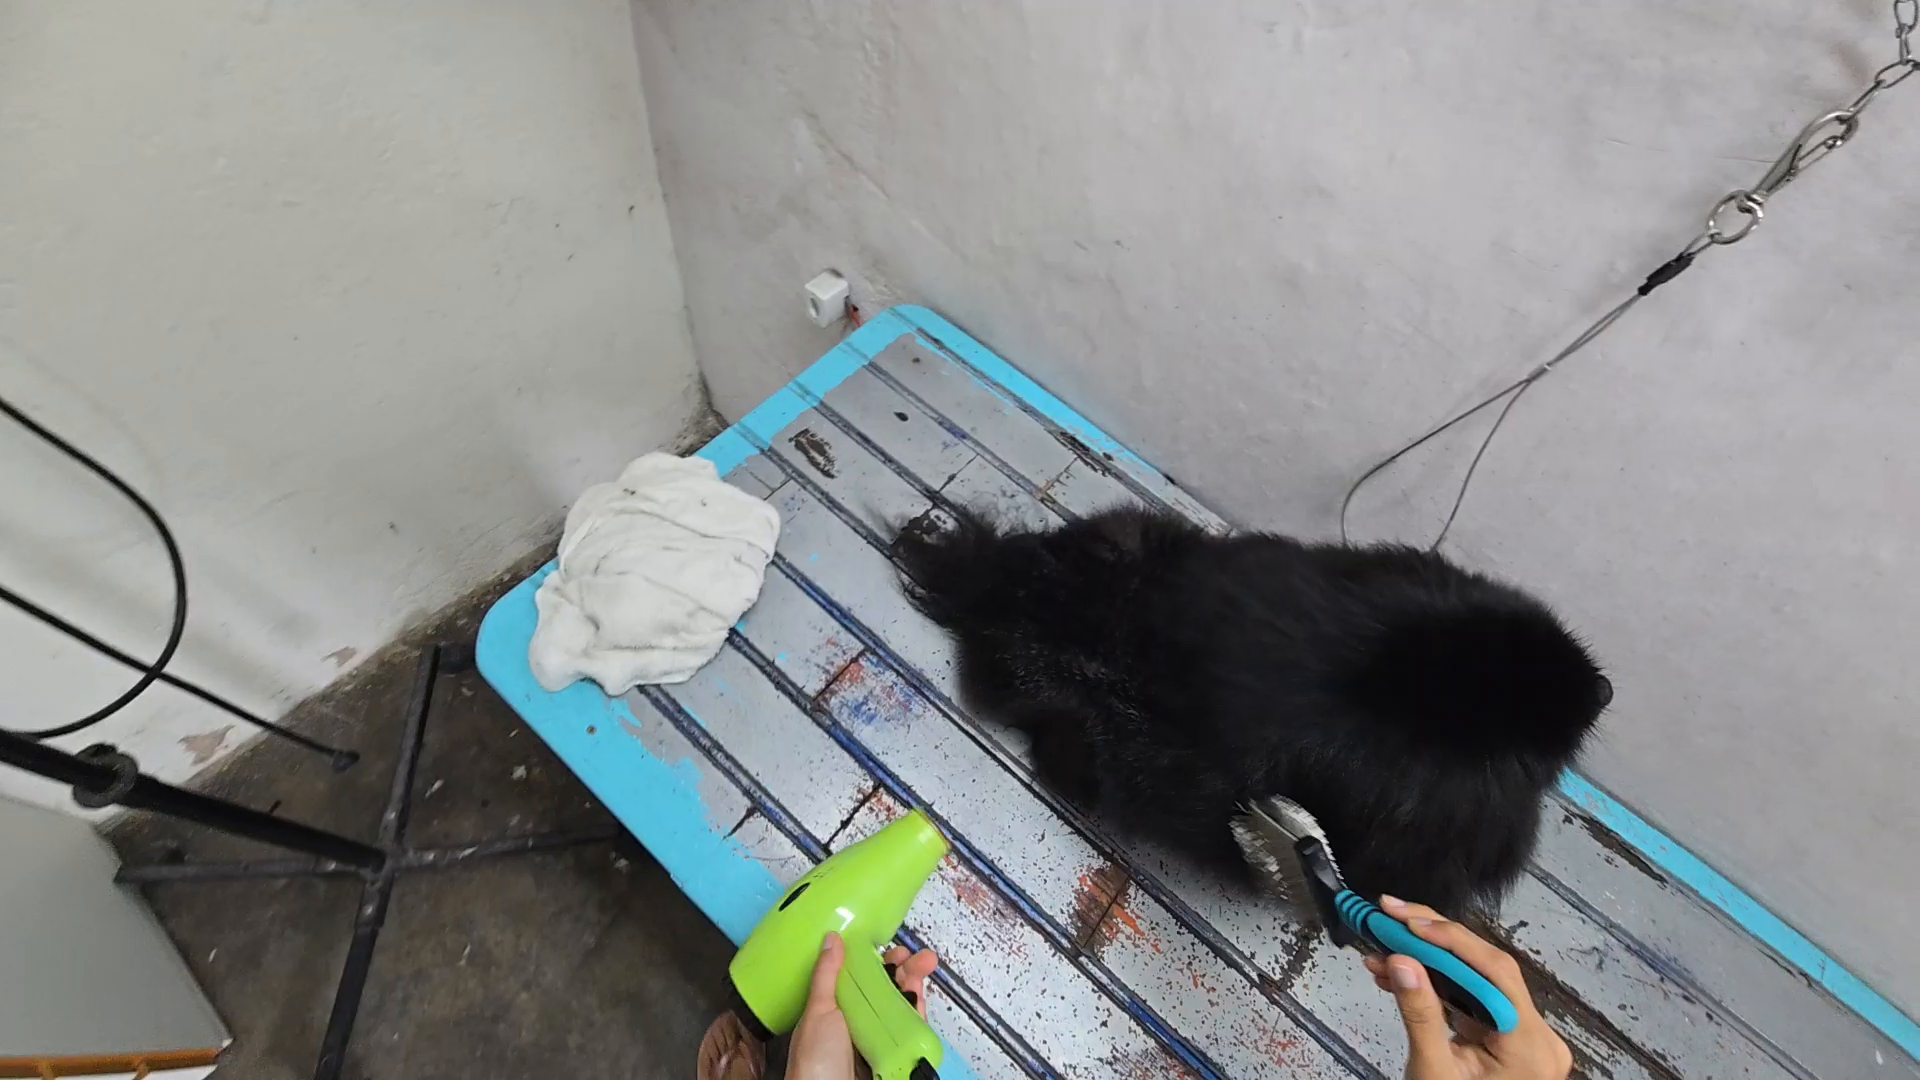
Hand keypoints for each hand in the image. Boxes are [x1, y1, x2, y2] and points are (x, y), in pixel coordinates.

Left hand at [787, 932, 937, 1079]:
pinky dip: (918, 1015)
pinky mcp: (894, 1060)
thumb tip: (832, 938)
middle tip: (922, 957)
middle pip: (887, 991)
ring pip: (900, 1008)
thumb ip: (827, 975)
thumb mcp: (818, 1012)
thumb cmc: (816, 1061)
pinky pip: (910, 1034)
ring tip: (925, 968)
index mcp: (836, 1011)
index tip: (894, 948)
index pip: (863, 978)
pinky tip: (921, 999)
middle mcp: (858, 1024)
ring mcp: (877, 1042)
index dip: (880, 961)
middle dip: (906, 970)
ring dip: (915, 986)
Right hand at [1361, 897, 1571, 1079]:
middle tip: (1386, 912)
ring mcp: (1520, 1035)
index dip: (1449, 938)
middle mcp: (1536, 1034)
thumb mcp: (1433, 1073)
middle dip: (1431, 935)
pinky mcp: (1501, 1036)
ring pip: (1472, 974)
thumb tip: (1400, 959)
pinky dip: (1429, 978)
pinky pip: (1465, 994)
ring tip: (1378, 943)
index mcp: (1530, 1046)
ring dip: (1422, 955)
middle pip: (1485, 966)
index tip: (1403, 919)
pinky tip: (1392, 972)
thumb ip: (1420, 1015)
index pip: (1494, 972)